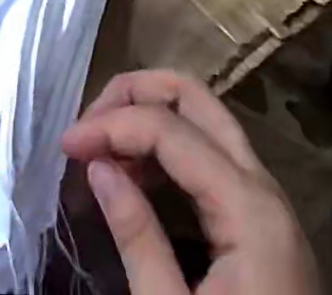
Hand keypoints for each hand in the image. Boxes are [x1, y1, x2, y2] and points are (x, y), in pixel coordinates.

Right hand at [62, 70, 320, 294]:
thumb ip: (137, 238)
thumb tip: (97, 166)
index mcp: (250, 211)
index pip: (168, 129)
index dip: (109, 125)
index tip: (64, 146)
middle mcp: (265, 188)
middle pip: (195, 98)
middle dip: (133, 94)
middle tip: (88, 124)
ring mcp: (267, 201)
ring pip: (203, 117)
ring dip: (147, 114)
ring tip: (103, 148)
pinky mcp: (260, 219)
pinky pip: (210, 151)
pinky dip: (166, 142)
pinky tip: (134, 170)